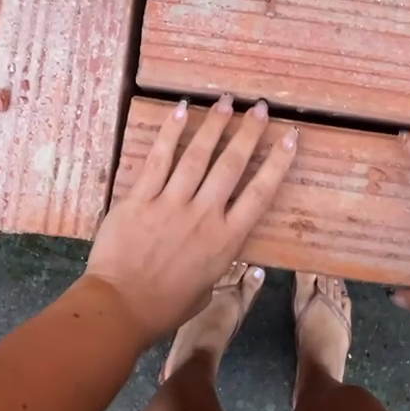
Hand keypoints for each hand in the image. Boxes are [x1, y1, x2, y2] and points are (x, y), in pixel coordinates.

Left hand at [83, 95, 297, 342]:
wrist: (120, 309)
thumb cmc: (165, 307)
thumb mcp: (206, 289)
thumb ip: (219, 263)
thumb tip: (232, 256)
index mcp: (226, 240)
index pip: (259, 193)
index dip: (277, 163)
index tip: (290, 137)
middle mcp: (204, 216)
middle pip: (231, 165)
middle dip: (248, 133)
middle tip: (259, 107)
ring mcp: (171, 204)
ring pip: (198, 156)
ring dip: (215, 125)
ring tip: (227, 101)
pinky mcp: (140, 199)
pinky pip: (158, 160)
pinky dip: (171, 132)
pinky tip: (181, 110)